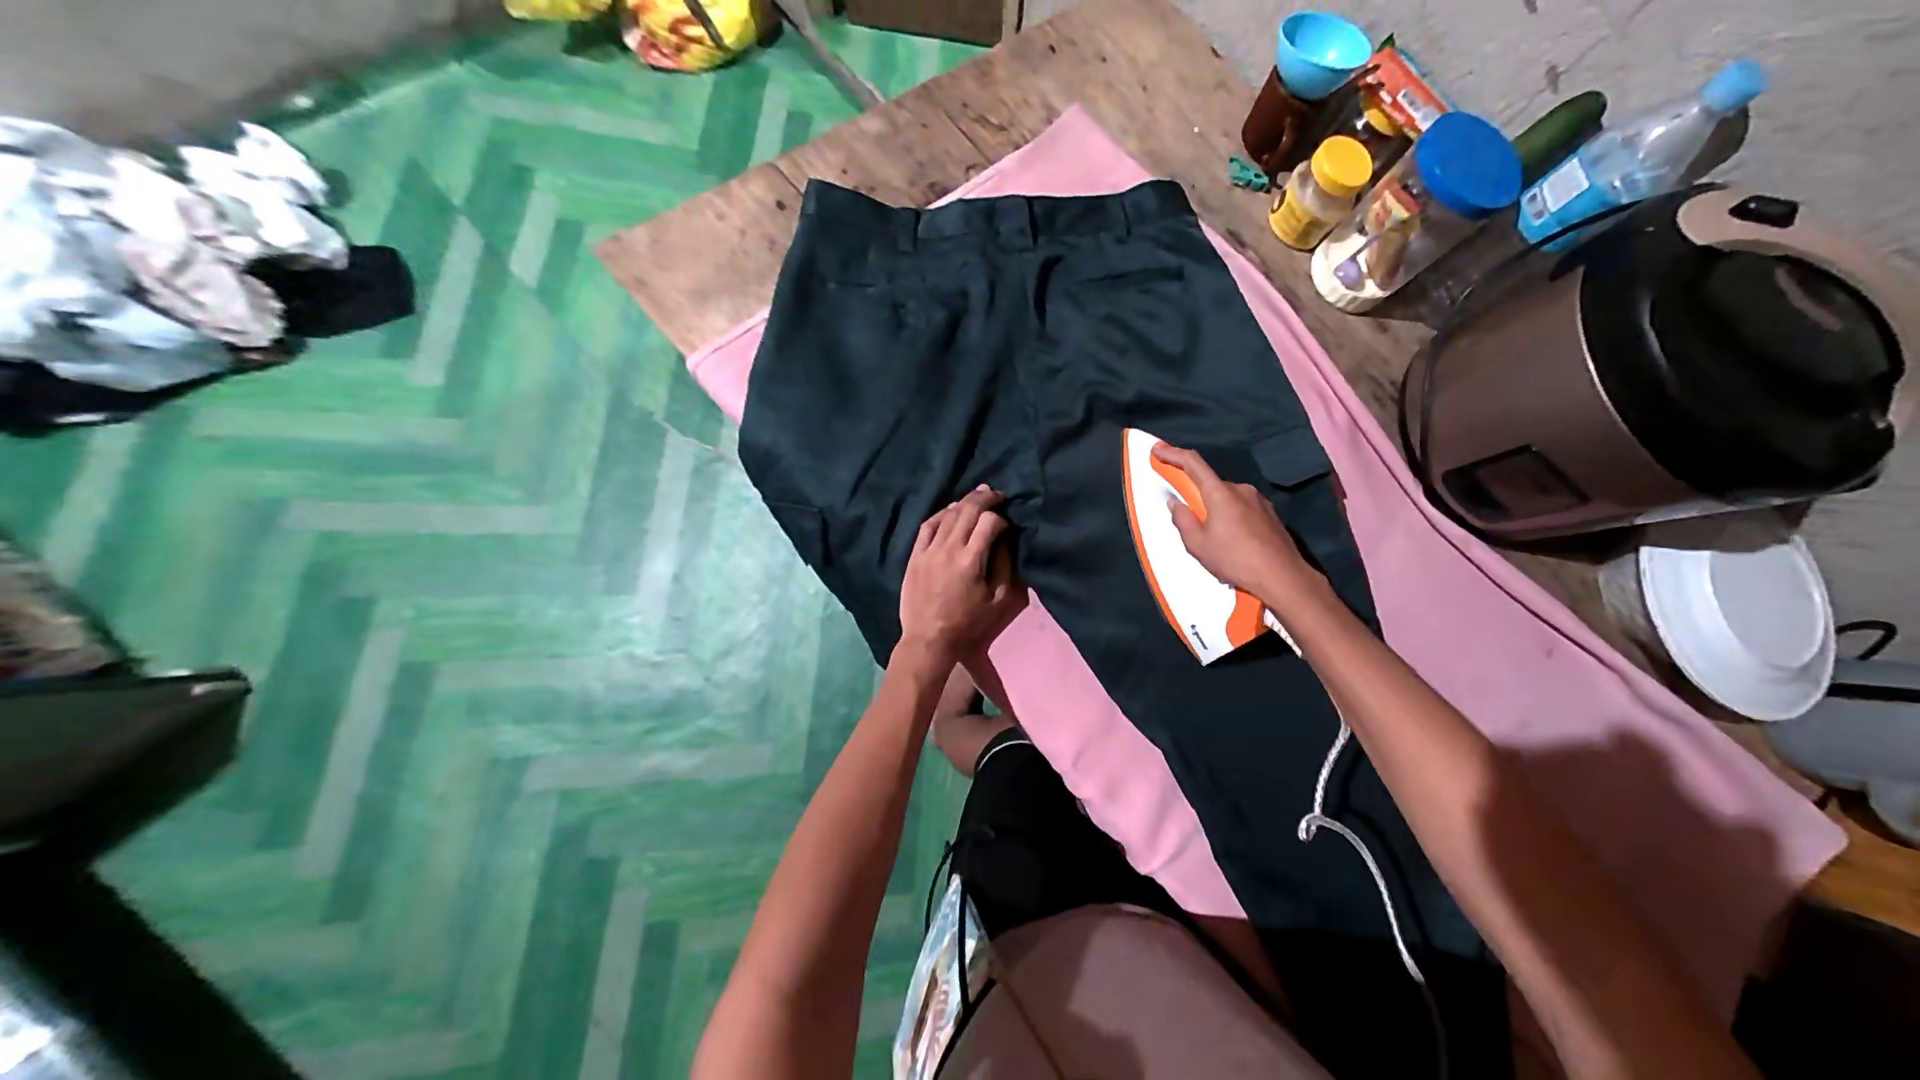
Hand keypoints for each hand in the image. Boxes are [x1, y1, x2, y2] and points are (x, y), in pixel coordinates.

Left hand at [898, 486, 1026, 663]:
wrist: (929, 639)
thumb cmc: (968, 624)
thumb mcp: (997, 601)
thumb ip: (1004, 567)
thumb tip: (1005, 541)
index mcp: (971, 561)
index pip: (989, 523)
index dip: (1002, 519)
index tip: (1007, 525)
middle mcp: (948, 549)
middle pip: (967, 511)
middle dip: (985, 499)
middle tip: (996, 494)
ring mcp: (928, 550)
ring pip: (947, 515)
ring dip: (964, 502)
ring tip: (977, 496)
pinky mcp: (915, 555)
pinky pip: (927, 526)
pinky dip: (941, 514)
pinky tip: (951, 510)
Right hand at [1151, 443, 1322, 604]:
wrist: (1282, 576)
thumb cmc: (1235, 559)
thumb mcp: (1198, 544)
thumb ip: (1183, 519)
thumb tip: (1175, 502)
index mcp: (1220, 493)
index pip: (1193, 463)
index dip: (1173, 454)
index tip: (1158, 449)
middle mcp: (1240, 489)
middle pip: (1210, 484)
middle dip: (1197, 496)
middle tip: (1191, 523)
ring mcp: (1258, 500)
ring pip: (1227, 498)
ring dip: (1215, 510)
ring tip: (1216, 540)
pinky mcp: (1269, 512)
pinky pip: (1242, 507)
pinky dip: (1231, 517)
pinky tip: (1234, 541)